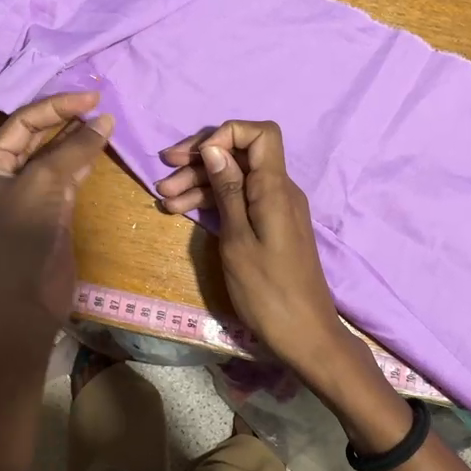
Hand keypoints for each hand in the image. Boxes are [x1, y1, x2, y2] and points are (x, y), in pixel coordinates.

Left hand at [0, 92, 113, 341]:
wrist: (20, 310)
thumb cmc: (20, 242)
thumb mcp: (43, 187)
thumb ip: (73, 150)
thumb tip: (103, 120)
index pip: (23, 121)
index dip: (57, 106)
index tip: (93, 99)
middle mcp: (3, 176)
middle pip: (36, 136)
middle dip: (66, 119)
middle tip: (101, 106)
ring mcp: (26, 197)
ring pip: (53, 157)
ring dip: (77, 139)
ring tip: (106, 122)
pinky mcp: (48, 215)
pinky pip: (65, 178)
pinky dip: (82, 162)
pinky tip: (100, 148)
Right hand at [154, 121, 365, 388]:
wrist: (306, 337)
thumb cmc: (268, 292)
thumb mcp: (238, 241)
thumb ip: (227, 191)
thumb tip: (214, 148)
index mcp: (275, 187)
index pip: (260, 133)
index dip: (226, 134)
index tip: (196, 156)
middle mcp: (279, 189)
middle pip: (241, 153)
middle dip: (202, 158)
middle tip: (165, 171)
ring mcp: (274, 207)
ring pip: (235, 177)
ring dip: (199, 182)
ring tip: (164, 198)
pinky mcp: (270, 225)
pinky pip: (239, 199)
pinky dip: (212, 201)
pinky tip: (182, 210)